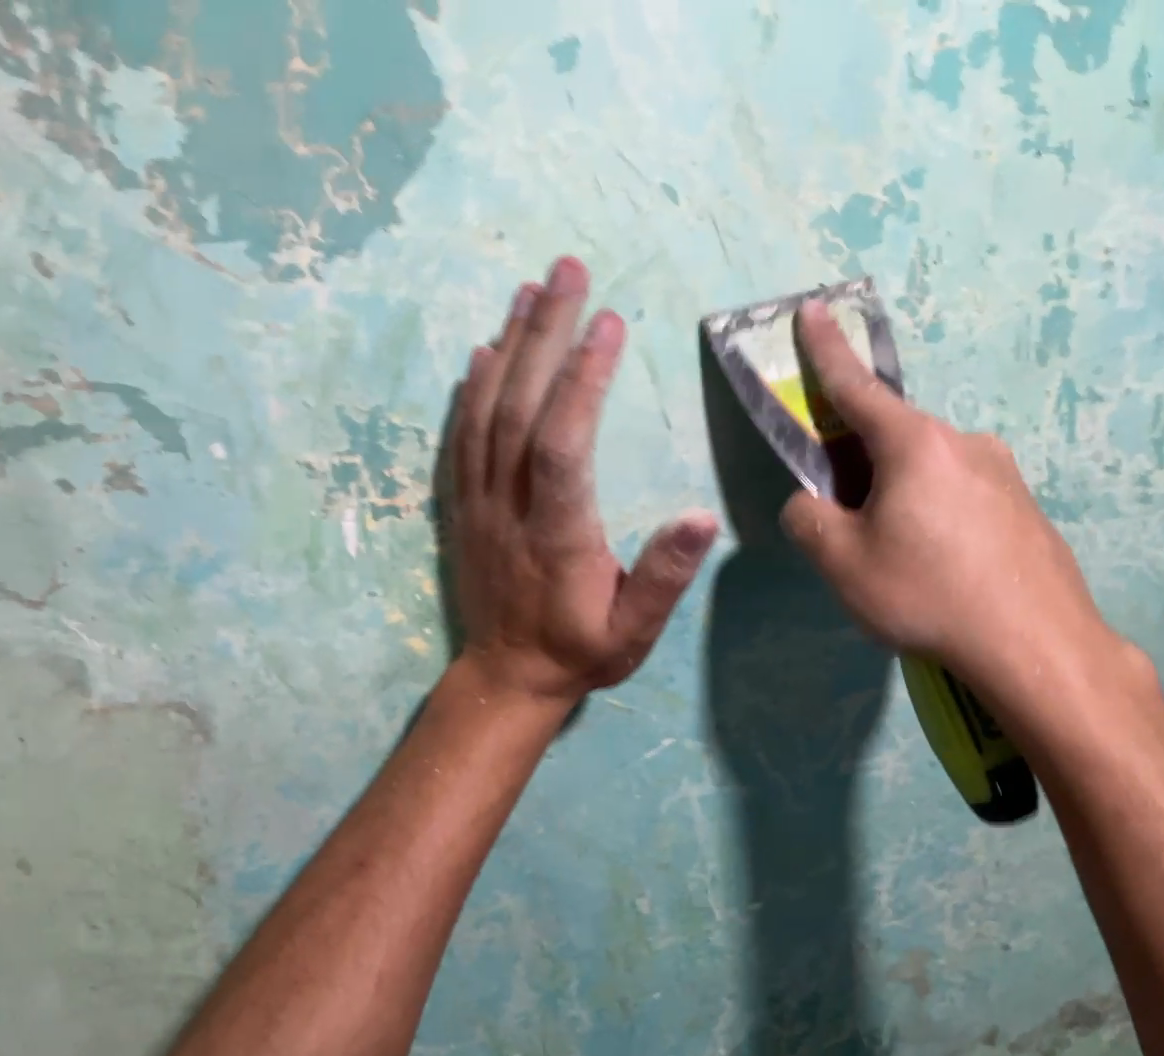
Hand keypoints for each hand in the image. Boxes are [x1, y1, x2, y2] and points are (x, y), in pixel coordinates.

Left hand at [448, 257, 718, 703]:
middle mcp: (510, 507)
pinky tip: (486, 350)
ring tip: (529, 290)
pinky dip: (472, 389)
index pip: (563, 444)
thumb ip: (662, 578)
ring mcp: (479, 503)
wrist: (504, 678)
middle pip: (519, 408)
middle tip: (567, 270)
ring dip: (508, 346)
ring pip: (486, 413)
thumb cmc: (578, 653)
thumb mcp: (631, 634)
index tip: (609, 323)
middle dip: (544, 334)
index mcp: (557, 535)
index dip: (583, 381)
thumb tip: (702, 517)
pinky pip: (461, 438)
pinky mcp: (463, 505)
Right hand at [778, 300, 1120, 715]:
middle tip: (846, 516)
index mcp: (914, 444)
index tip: (814, 307)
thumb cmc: (928, 594)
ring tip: (899, 560)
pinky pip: (961, 496)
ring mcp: (1003, 473)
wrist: (1039, 647)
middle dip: (859, 463)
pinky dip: (935, 516)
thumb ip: (806, 519)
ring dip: (899, 496)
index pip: (855, 386)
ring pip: (927, 471)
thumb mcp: (841, 562)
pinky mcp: (1025, 507)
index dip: (826, 348)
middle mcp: (963, 443)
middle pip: (891, 438)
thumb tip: (811, 505)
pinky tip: (940, 569)